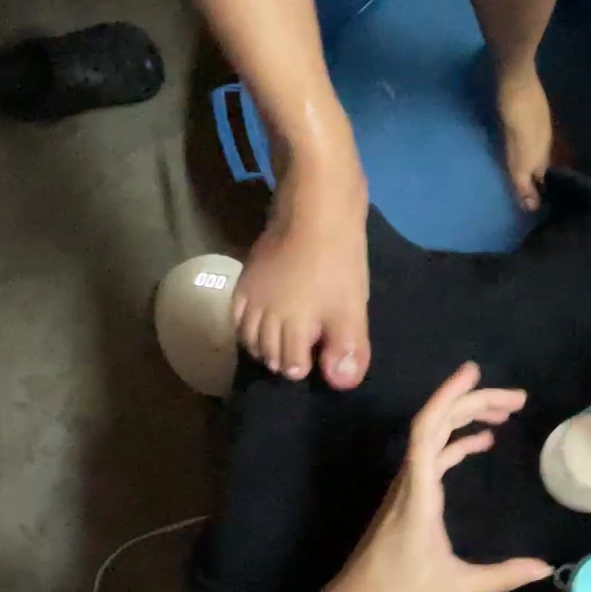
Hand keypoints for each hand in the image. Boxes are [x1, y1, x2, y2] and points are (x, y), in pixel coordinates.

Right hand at [234, 136, 372, 388]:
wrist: (314, 207)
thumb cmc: (337, 263)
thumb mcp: (352, 309)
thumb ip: (346, 349)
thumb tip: (338, 384)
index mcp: (289, 331)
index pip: (290, 367)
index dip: (306, 368)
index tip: (320, 359)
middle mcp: (261, 320)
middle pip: (267, 355)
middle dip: (285, 360)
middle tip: (306, 353)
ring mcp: (250, 299)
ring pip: (249, 337)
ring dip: (266, 345)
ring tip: (287, 341)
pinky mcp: (246, 279)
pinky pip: (239, 314)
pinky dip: (249, 325)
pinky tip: (264, 321)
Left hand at [313, 362, 552, 591]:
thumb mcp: (455, 587)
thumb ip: (500, 576)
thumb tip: (544, 569)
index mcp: (418, 492)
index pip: (427, 430)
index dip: (448, 396)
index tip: (472, 372)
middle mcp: (410, 478)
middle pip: (436, 423)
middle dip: (474, 402)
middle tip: (516, 399)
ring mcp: (407, 484)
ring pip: (434, 436)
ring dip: (466, 418)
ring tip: (506, 412)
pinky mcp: (408, 493)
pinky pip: (432, 454)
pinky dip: (457, 442)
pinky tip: (482, 441)